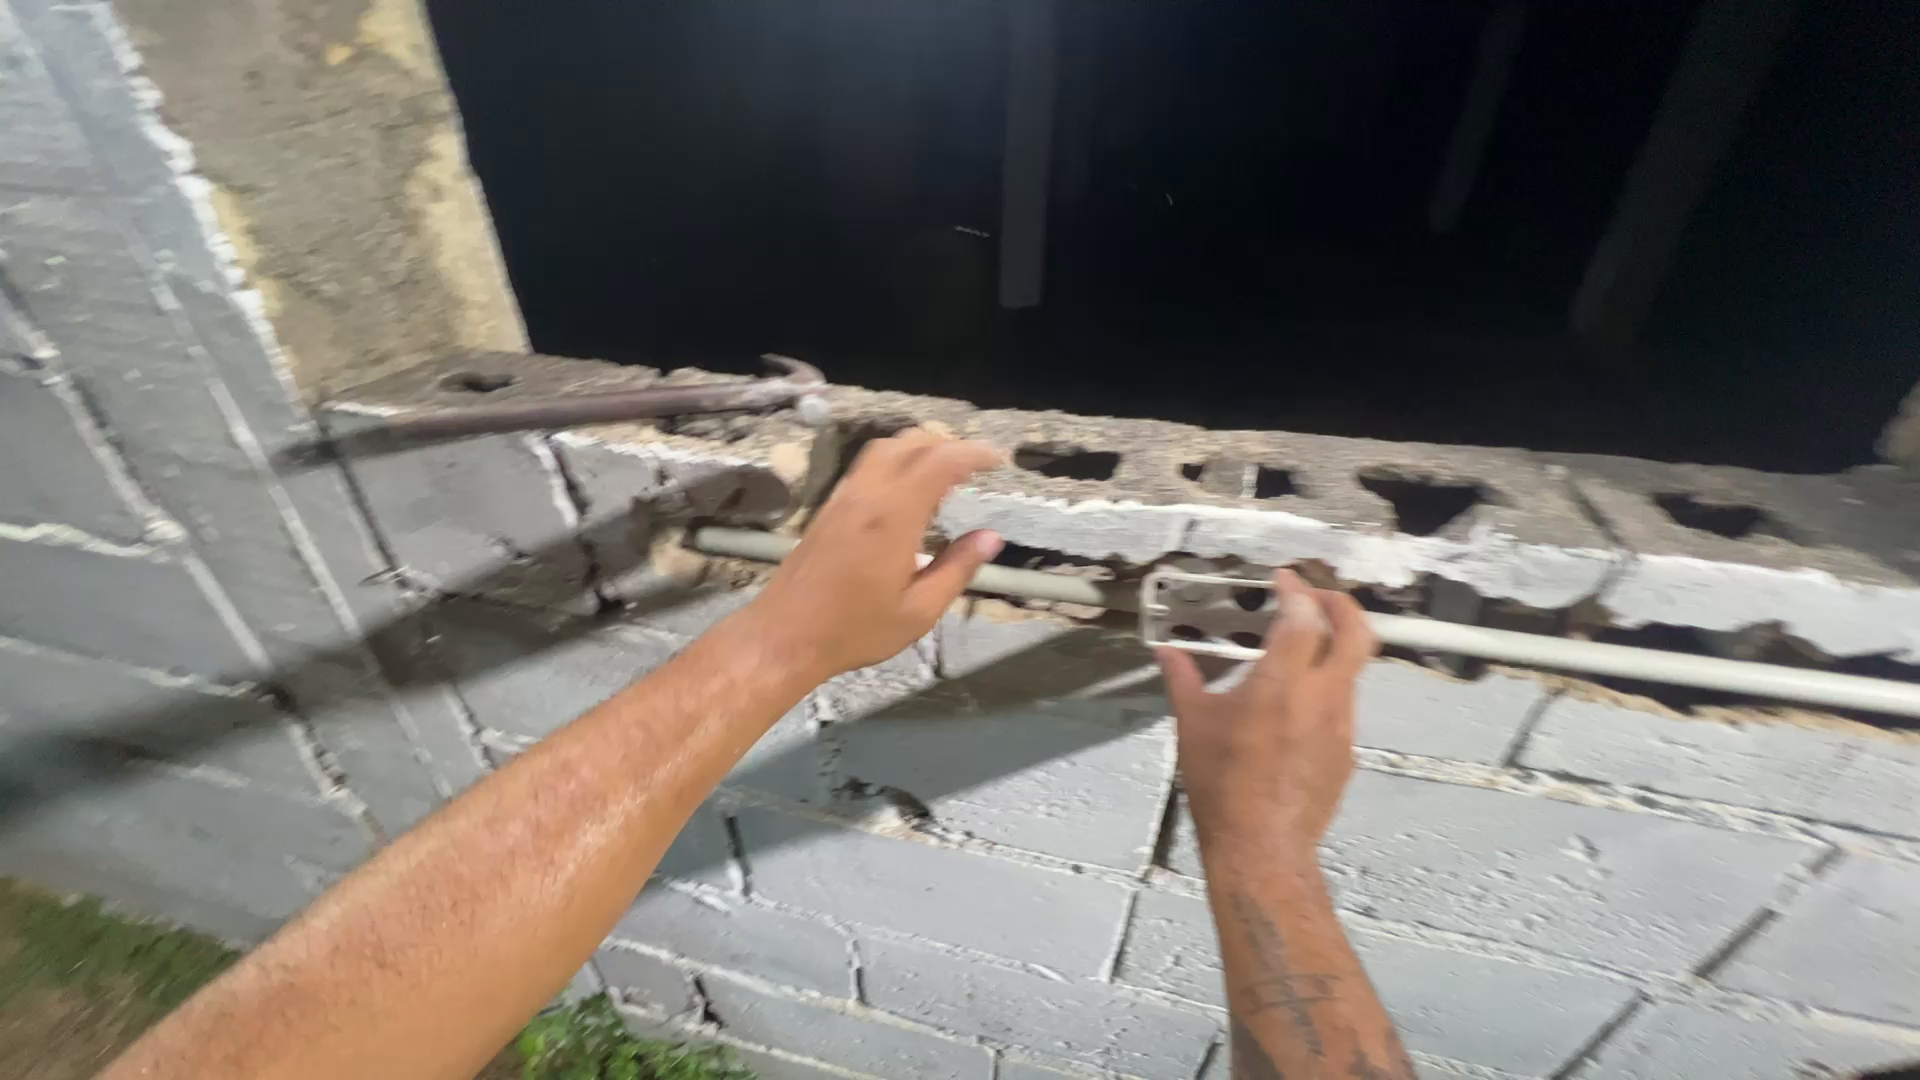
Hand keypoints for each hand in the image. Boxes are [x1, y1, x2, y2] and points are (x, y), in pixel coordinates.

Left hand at [744, 429, 1005, 681]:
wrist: (785, 636)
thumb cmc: (855, 629)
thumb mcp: (919, 610)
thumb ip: (957, 568)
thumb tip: (991, 538)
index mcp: (894, 516)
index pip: (940, 462)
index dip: (974, 454)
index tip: (999, 460)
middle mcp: (867, 495)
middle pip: (910, 443)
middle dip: (949, 443)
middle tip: (976, 464)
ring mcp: (843, 498)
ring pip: (884, 449)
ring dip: (920, 447)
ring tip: (946, 470)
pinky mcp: (828, 509)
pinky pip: (867, 467)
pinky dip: (897, 462)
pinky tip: (908, 490)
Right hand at [1157, 570, 1377, 865]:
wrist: (1262, 847)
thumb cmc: (1219, 781)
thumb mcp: (1192, 725)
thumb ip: (1182, 680)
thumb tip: (1166, 651)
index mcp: (1280, 685)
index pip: (1303, 620)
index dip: (1297, 591)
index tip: (1284, 576)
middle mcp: (1321, 697)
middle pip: (1356, 635)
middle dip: (1341, 604)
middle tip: (1317, 594)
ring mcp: (1341, 725)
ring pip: (1352, 669)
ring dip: (1333, 644)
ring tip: (1302, 643)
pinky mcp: (1346, 751)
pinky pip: (1343, 702)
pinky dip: (1327, 682)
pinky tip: (1296, 698)